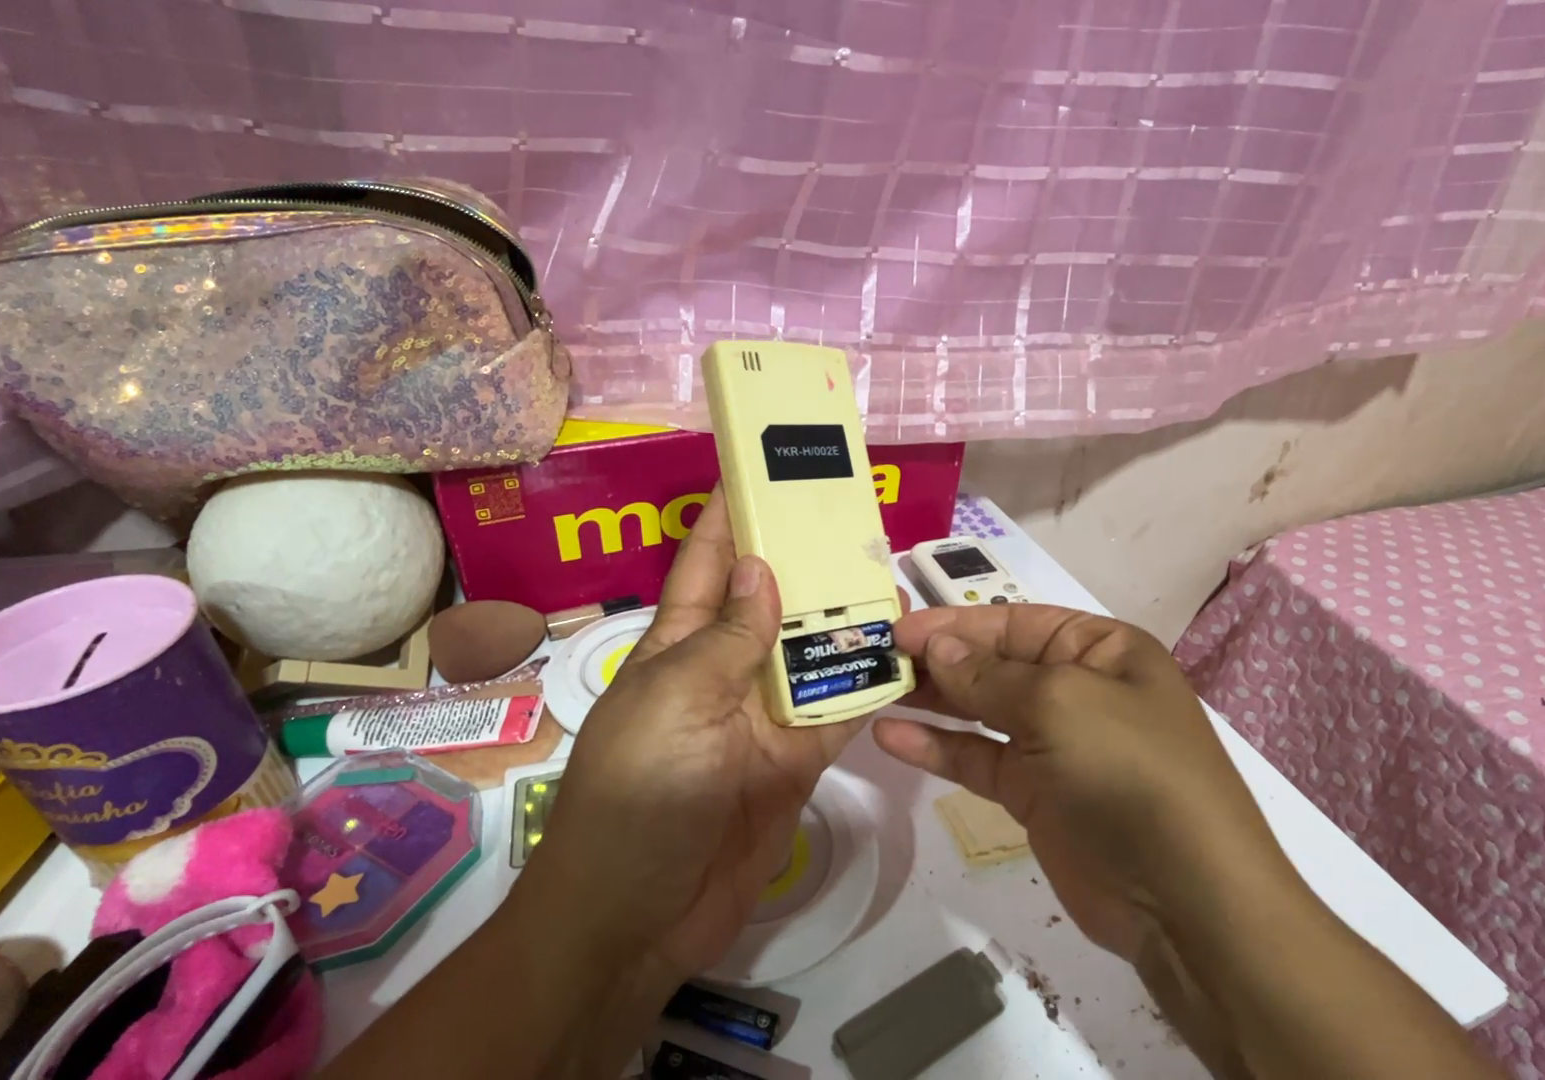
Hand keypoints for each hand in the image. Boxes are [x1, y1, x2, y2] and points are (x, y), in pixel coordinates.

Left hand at [528, 487, 862, 982]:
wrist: (638, 918)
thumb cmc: (637, 795)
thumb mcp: (674, 704)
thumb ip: (726, 639)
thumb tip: (760, 565)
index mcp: (679, 644)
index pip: (707, 563)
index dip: (732, 514)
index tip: (768, 463)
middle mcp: (724, 670)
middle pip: (772, 601)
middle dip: (808, 558)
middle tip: (862, 515)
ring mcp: (763, 717)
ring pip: (812, 653)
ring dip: (847, 618)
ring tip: (898, 571)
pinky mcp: (796, 762)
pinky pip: (837, 712)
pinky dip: (869, 685)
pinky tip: (907, 653)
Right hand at [871, 604, 1294, 961]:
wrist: (1184, 897)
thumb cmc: (1128, 771)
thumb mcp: (1059, 704)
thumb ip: (989, 675)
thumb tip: (937, 647)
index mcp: (1100, 650)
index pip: (1015, 622)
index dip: (955, 624)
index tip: (896, 629)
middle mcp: (1078, 689)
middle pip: (995, 664)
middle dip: (939, 660)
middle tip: (875, 661)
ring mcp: (1055, 745)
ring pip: (981, 712)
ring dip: (931, 702)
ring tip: (874, 692)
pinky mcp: (1034, 795)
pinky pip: (978, 760)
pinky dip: (938, 749)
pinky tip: (891, 738)